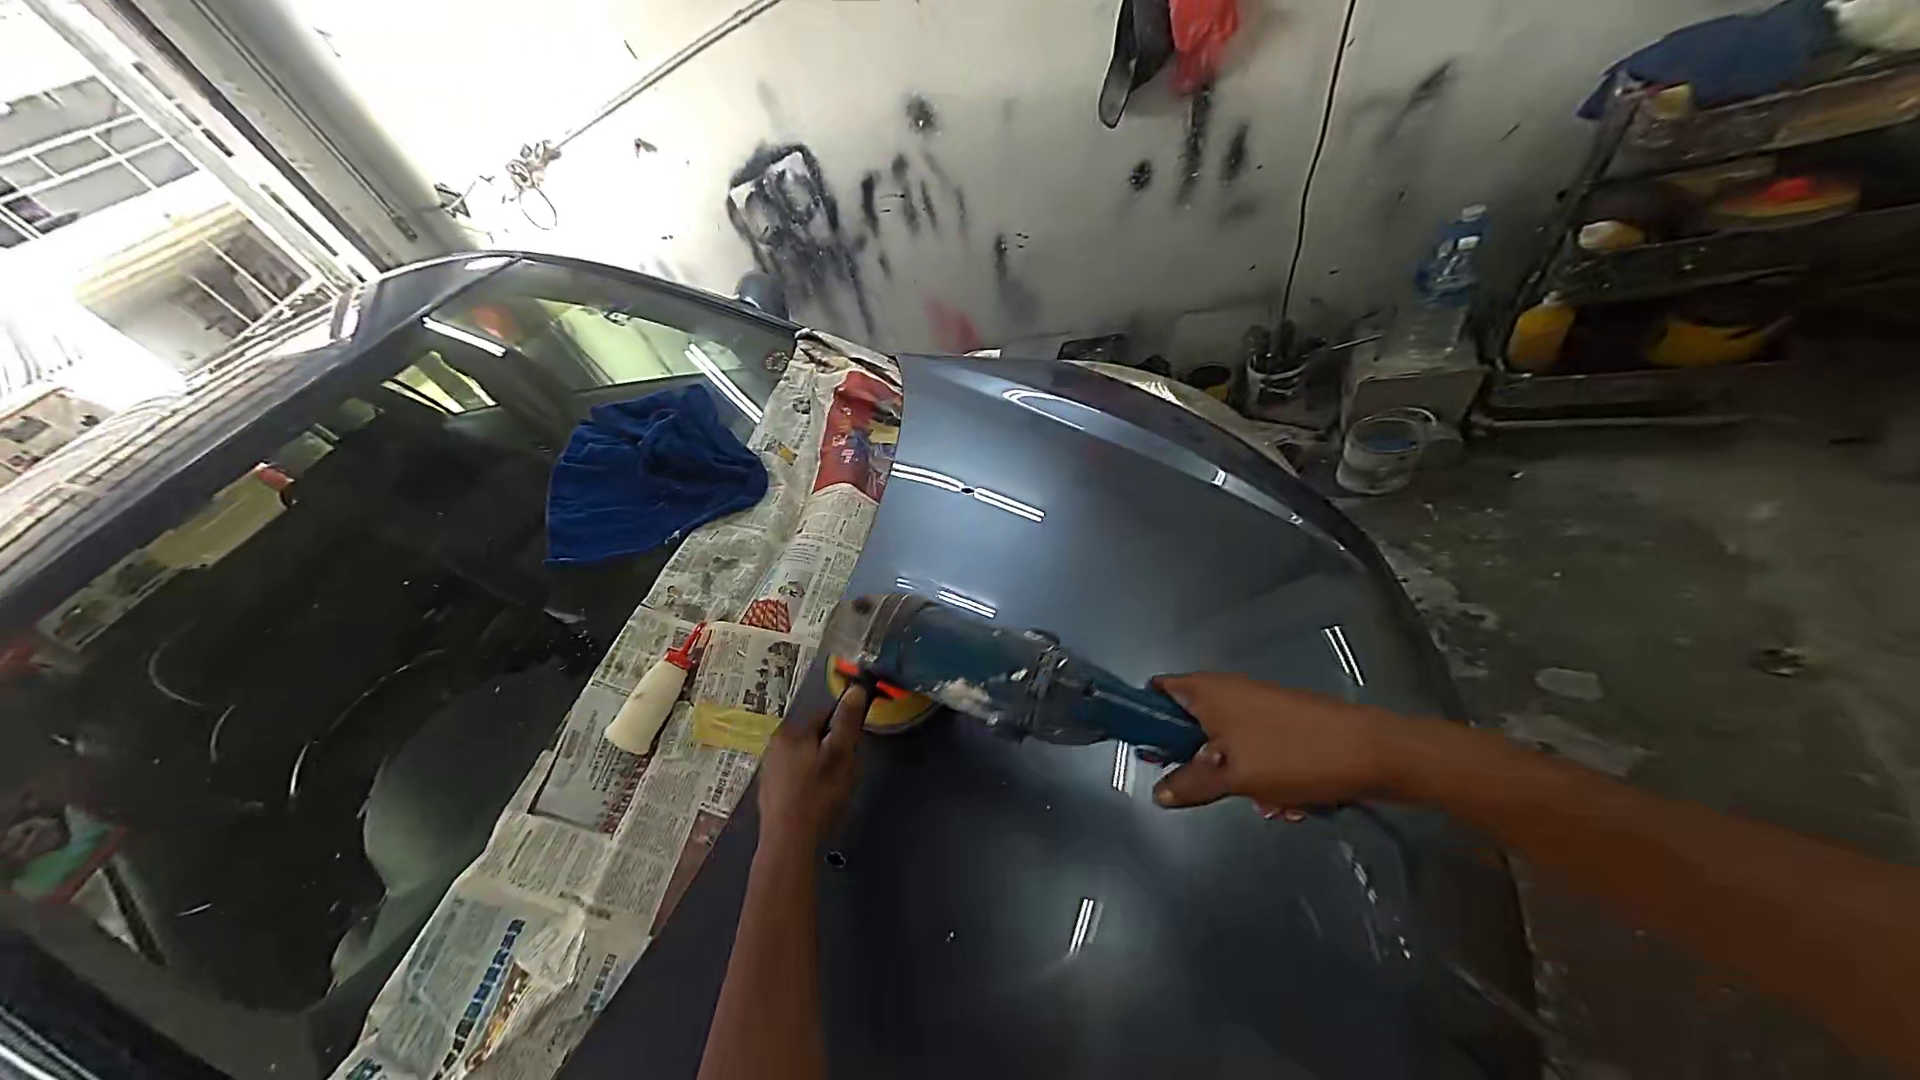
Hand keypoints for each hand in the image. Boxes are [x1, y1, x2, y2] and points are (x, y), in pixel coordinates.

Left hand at [757, 684, 868, 851]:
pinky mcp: (769, 791)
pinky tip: (815, 800)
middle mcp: (774, 745)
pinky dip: (809, 782)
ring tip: (831, 789)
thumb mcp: (840, 754)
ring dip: (822, 766)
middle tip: (844, 772)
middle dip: (833, 750)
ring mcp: (769, 769)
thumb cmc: (818, 794)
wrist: (788, 842)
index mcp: (789, 731)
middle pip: (816, 736)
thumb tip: (856, 688)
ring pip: (807, 757)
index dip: (844, 730)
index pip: (826, 715)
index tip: (852, 749)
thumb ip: (847, 720)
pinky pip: (797, 776)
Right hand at [1150, 673, 1434, 810]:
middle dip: (1198, 762)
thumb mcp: (1231, 775)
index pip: (1156, 691)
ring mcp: (1258, 706)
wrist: (1374, 753)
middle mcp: (1226, 691)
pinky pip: (1257, 751)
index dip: (1146, 720)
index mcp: (1205, 690)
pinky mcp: (1284, 723)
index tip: (1152, 754)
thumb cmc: (1293, 754)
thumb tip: (1159, 792)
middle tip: (1207, 787)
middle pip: (1190, 725)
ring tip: (1264, 800)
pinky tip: (1288, 799)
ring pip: (1226, 745)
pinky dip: (1264, 775)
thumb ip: (1189, 783)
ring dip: (1236, 777)